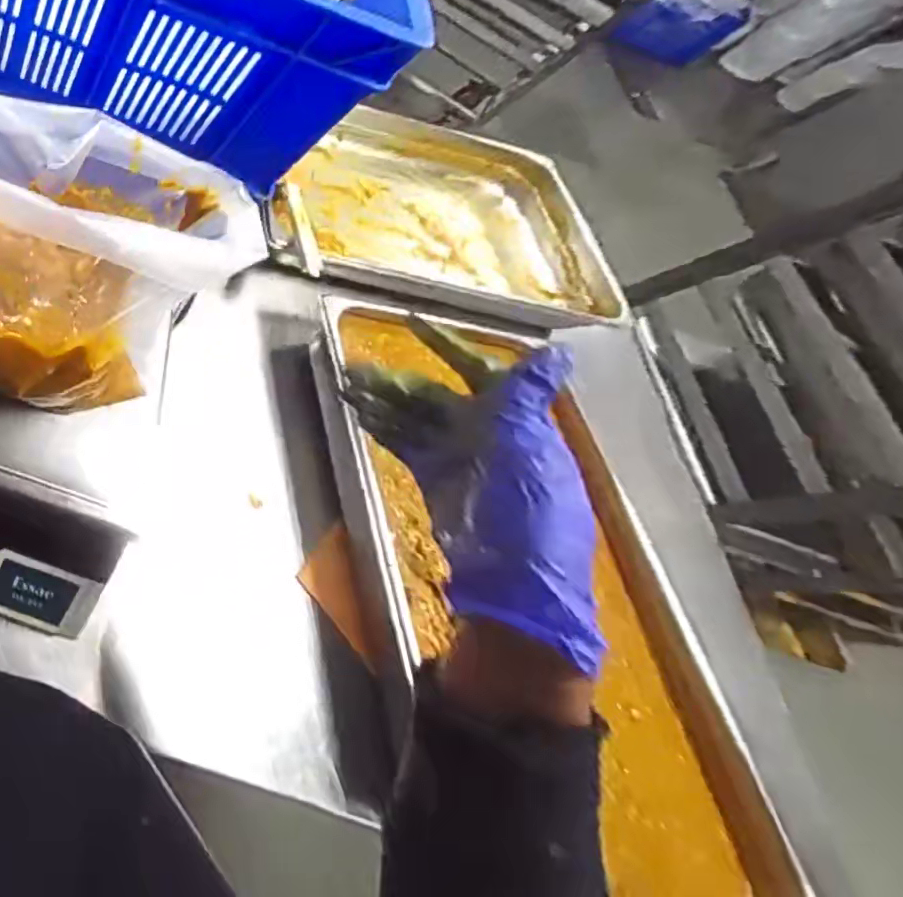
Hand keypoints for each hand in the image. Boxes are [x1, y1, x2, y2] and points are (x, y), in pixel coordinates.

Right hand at [348, 341, 604, 678]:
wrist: (515, 581)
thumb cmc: (529, 511)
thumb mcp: (532, 452)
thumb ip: (527, 401)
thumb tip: (554, 354)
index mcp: (513, 421)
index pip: (476, 371)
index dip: (445, 345)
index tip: (411, 322)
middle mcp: (484, 432)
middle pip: (432, 395)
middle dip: (397, 380)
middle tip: (357, 368)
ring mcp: (456, 455)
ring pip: (412, 418)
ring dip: (381, 402)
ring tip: (347, 387)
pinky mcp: (434, 478)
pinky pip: (404, 443)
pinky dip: (383, 429)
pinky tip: (360, 415)